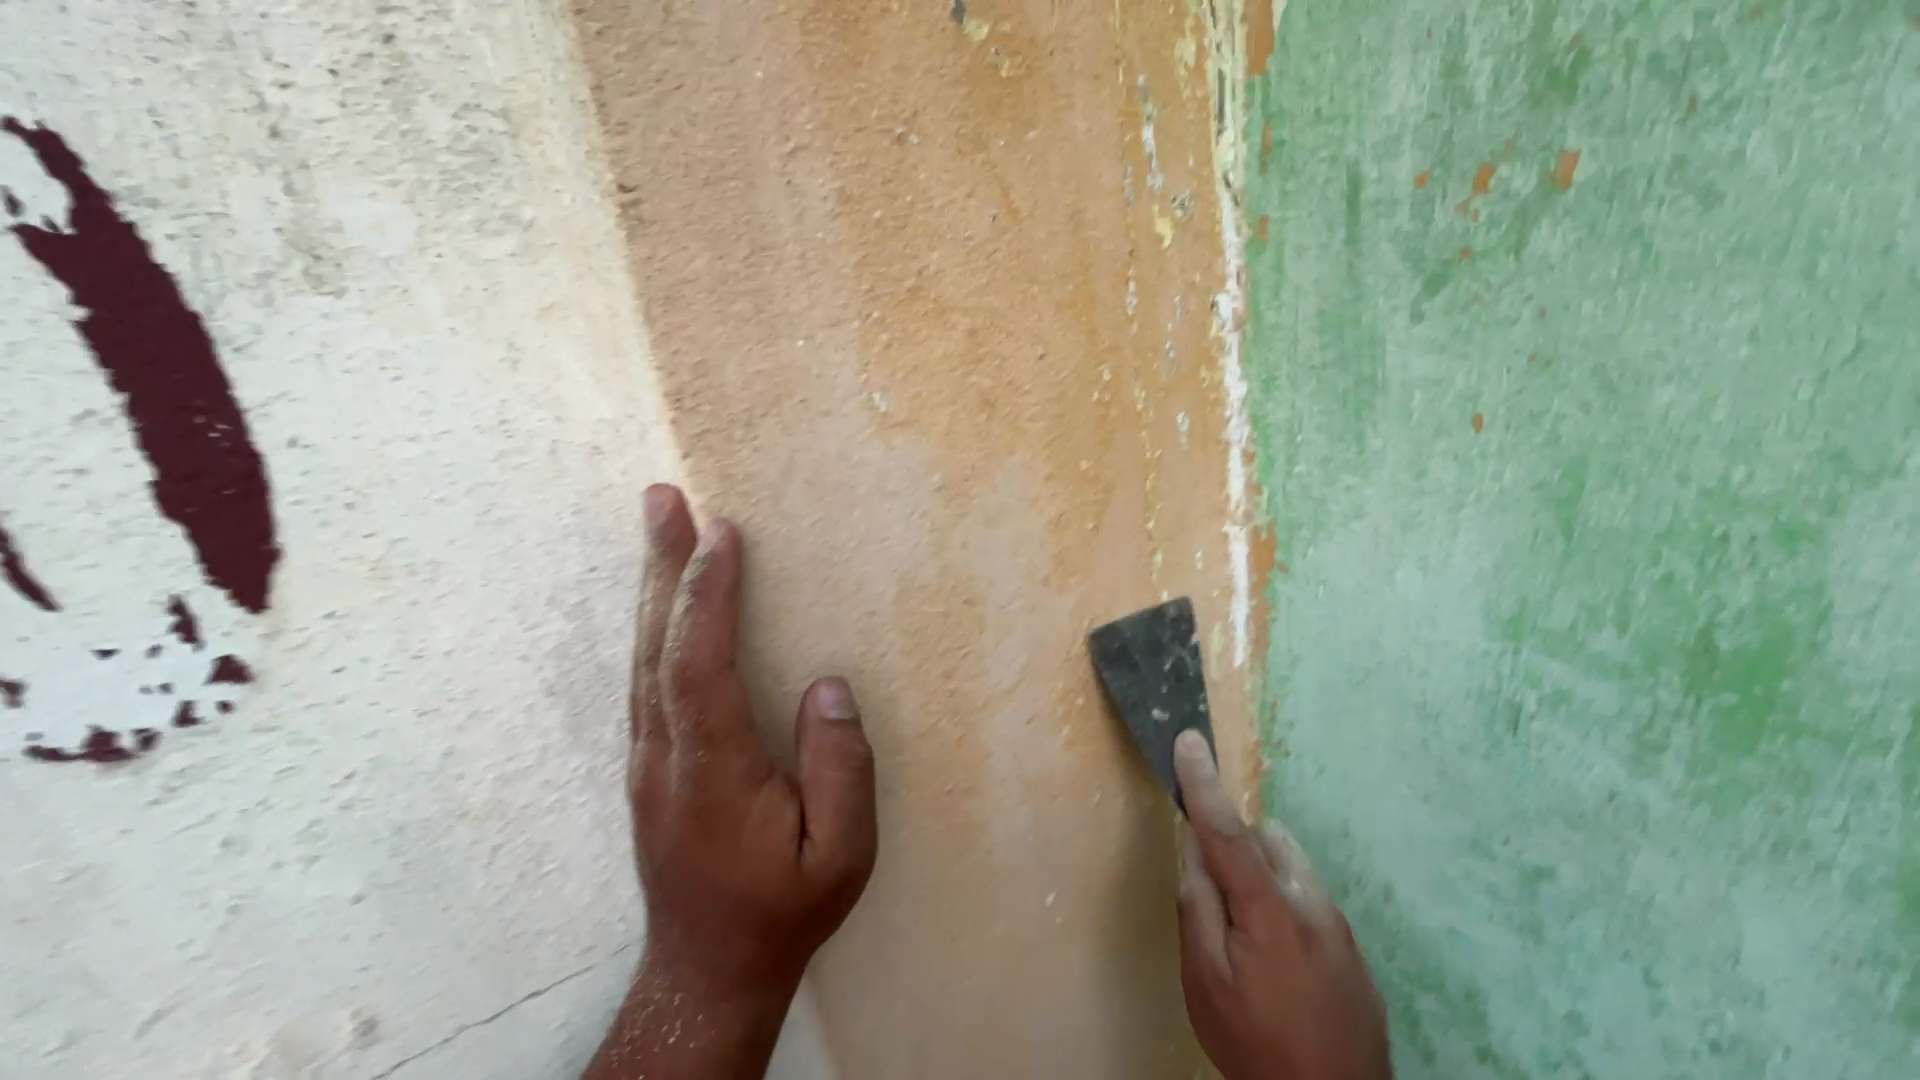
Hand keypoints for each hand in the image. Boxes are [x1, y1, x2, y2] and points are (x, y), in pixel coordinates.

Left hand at [586, 484, 876, 1079]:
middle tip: (663, 499)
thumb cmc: (782, 910)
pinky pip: (644, 677)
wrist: (707, 969)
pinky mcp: (646, 765)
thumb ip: (841, 770)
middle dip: (662, 566)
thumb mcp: (841, 855)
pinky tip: (660, 603)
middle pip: (656, 644)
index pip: (701, 663)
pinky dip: (653, 625)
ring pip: (642, 658)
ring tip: (660, 528)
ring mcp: (646, 759)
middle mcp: (665, 754)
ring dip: (652, 588)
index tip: (723, 533)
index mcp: (714, 769)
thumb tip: (828, 688)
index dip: (709, 594)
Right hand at [1174, 730, 1391, 1079]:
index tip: (1190, 739)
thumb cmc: (1254, 1043)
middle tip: (1211, 890)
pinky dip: (1282, 902)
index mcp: (1270, 907)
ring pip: (1291, 866)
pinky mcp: (1353, 949)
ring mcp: (1339, 926)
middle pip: (1266, 839)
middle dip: (1233, 843)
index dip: (1204, 782)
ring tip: (1244, 933)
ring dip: (1260, 874)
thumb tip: (1194, 849)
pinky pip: (1308, 899)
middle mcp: (1312, 902)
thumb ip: (1198, 906)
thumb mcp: (1205, 979)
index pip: (1227, 829)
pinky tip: (1275, 961)